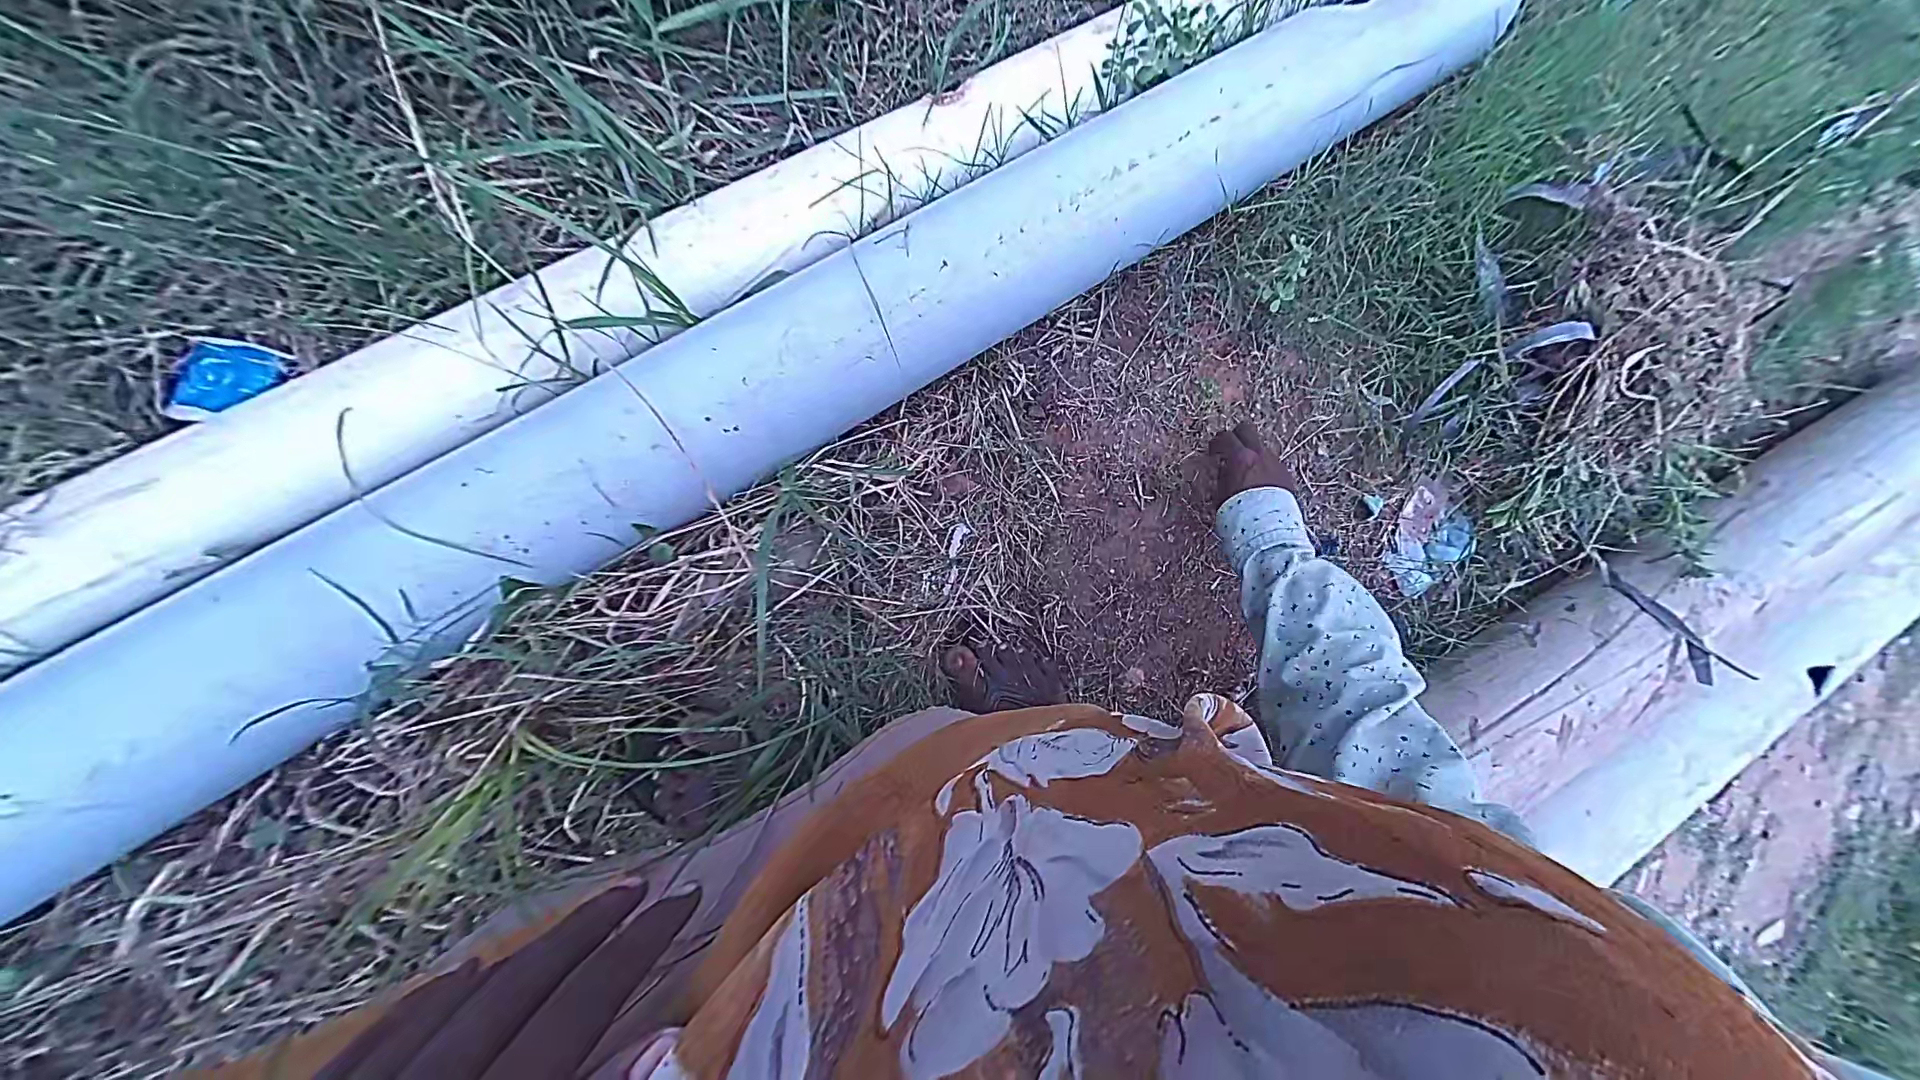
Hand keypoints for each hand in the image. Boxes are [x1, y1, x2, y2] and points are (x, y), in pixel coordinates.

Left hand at [314, 883, 697, 1079]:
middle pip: (529, 981)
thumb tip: (657, 1044)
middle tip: (639, 887)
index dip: (640, 943)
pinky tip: (459, 974)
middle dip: (592, 925)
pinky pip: (381, 1035)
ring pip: (461, 996)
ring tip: (572, 919)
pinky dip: (431, 996)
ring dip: (527, 951)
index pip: (585, 1000)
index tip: (682, 900)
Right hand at [1207, 421, 1300, 512]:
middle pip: (1247, 430)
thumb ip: (1223, 474)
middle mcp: (1260, 455)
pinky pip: (1271, 463)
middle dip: (1236, 435)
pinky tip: (1259, 484)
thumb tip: (1225, 468)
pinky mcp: (1285, 473)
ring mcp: (1275, 462)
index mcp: (1240, 457)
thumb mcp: (1221, 492)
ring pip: (1260, 448)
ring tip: (1245, 473)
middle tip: (1230, 448)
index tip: (1213, 450)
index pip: (1225, 437)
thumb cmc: (1239, 511)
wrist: (1266, 526)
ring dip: (1252, 455)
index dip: (1216, 442)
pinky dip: (1264, 468)